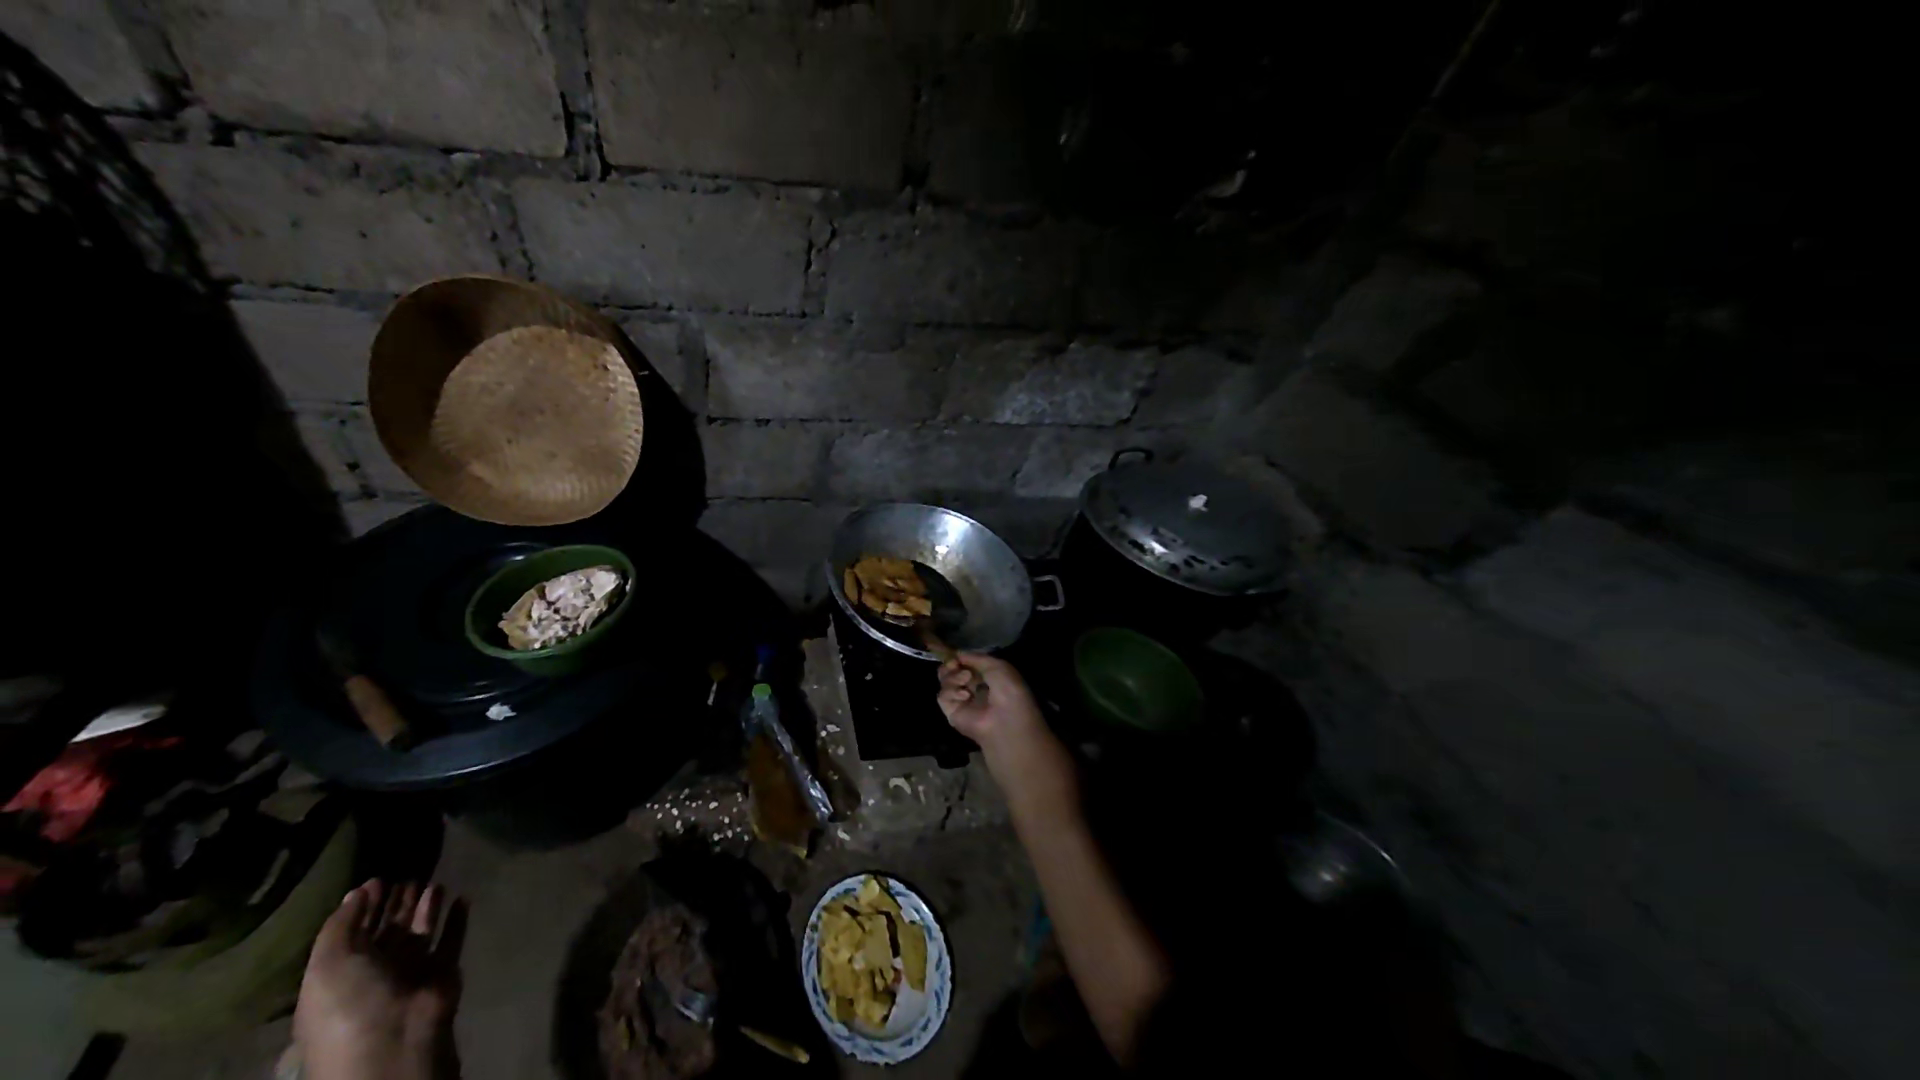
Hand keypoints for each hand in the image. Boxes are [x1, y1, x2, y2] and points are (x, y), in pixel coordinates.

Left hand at [295, 880, 465, 1079]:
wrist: (394, 1040)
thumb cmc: (350, 1003)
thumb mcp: (328, 963)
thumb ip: (341, 925)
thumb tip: (360, 890)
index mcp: (339, 975)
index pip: (352, 934)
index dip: (363, 907)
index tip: (378, 879)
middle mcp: (375, 972)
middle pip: (388, 931)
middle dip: (397, 904)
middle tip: (409, 875)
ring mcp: (411, 972)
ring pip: (420, 932)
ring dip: (426, 907)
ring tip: (434, 881)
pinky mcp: (443, 971)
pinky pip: (452, 940)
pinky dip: (457, 919)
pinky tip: (462, 898)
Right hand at [938, 653, 1075, 813]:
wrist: (1005, 721)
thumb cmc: (1008, 691)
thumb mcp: (998, 666)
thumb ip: (976, 657)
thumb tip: (958, 653)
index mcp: (987, 677)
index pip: (966, 662)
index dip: (960, 656)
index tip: (956, 654)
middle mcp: (973, 687)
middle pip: (952, 670)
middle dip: (952, 664)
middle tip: (955, 664)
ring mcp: (961, 700)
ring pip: (945, 680)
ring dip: (953, 676)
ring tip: (966, 680)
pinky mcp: (951, 713)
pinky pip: (942, 695)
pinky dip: (951, 692)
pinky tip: (964, 696)